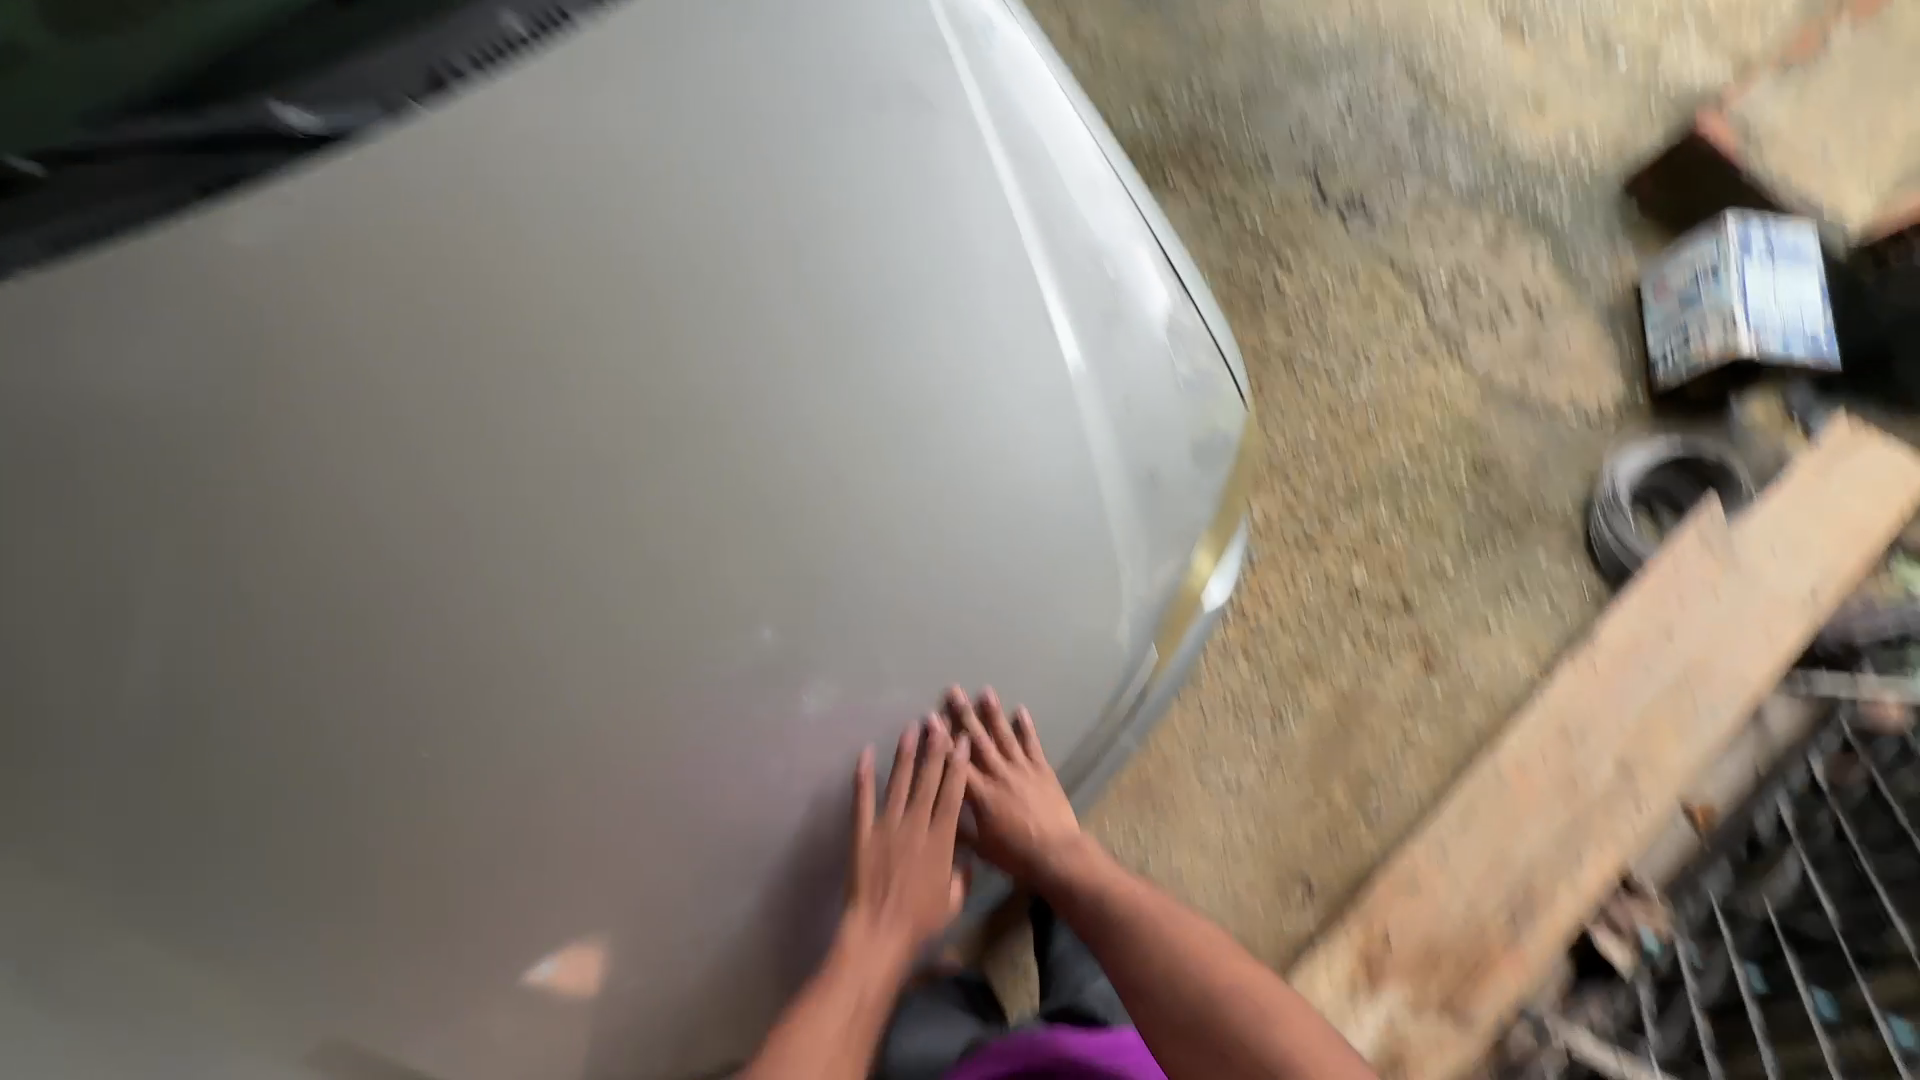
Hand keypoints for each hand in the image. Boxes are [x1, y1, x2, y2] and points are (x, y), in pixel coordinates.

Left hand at [840, 718, 970, 980]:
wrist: (879, 934)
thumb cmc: (920, 922)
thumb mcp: (952, 902)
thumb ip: (962, 875)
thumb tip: (969, 856)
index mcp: (941, 841)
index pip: (952, 794)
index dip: (958, 765)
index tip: (962, 740)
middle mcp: (915, 826)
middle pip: (927, 780)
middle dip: (934, 748)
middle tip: (938, 721)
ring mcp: (886, 827)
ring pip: (899, 783)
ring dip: (905, 754)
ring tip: (911, 728)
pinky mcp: (862, 834)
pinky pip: (862, 800)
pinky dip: (863, 776)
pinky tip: (865, 753)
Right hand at [945, 686, 1085, 885]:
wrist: (1056, 854)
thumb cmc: (1014, 854)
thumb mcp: (980, 846)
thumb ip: (959, 828)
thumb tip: (938, 815)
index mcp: (979, 793)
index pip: (955, 760)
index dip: (941, 738)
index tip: (931, 717)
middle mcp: (998, 773)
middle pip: (978, 739)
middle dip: (964, 713)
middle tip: (954, 690)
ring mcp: (1022, 769)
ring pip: (1004, 735)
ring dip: (994, 713)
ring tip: (985, 691)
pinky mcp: (1042, 770)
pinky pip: (1032, 744)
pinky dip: (1027, 727)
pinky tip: (1021, 710)